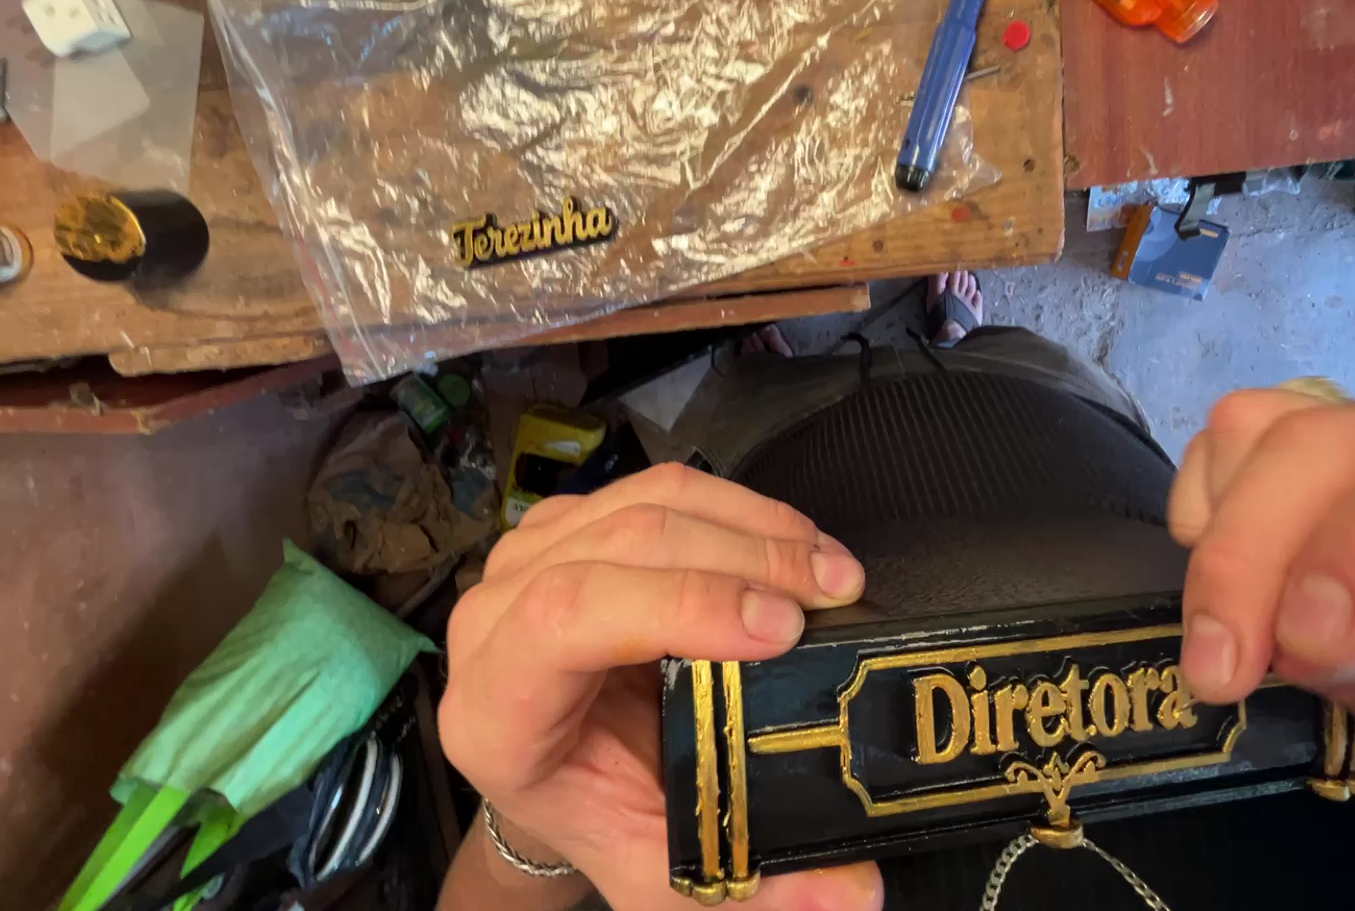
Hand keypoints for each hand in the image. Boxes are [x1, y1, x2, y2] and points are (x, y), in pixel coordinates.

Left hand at [439, 463, 883, 910]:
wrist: (556, 756)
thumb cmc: (597, 803)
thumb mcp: (658, 864)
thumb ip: (752, 887)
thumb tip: (859, 891)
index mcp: (495, 704)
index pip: (567, 619)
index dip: (682, 604)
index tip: (782, 628)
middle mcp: (496, 609)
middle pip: (626, 542)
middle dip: (748, 557)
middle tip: (836, 590)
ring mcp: (534, 548)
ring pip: (652, 499)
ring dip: (756, 523)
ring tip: (830, 566)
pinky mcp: (574, 517)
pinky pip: (662, 485)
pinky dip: (740, 506)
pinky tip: (791, 540)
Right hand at [1170, 389, 1354, 845]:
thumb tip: (1303, 646)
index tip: (1304, 646)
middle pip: (1331, 443)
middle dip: (1255, 555)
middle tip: (1222, 669)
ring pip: (1262, 430)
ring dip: (1225, 534)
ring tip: (1235, 635)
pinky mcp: (1323, 449)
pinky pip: (1229, 443)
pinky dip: (1207, 509)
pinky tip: (1237, 581)